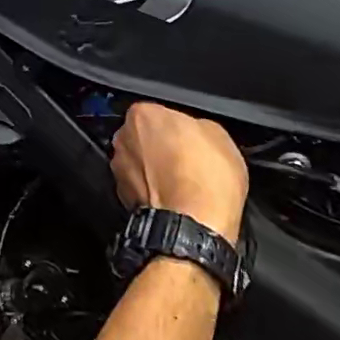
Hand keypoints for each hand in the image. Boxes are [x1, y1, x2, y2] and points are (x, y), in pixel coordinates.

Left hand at [111, 103, 249, 243]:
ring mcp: (119, 171)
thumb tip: (194, 132)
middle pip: (143, 136)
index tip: (190, 138)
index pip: (157, 112)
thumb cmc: (206, 179)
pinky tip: (175, 200)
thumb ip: (196, 125)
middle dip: (160, 145)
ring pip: (139, 163)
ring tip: (183, 183)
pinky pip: (139, 188)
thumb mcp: (219, 135)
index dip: (177, 126)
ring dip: (155, 170)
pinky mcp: (122, 200)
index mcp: (142, 115)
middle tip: (187, 159)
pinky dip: (152, 192)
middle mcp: (123, 139)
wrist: (194, 228)